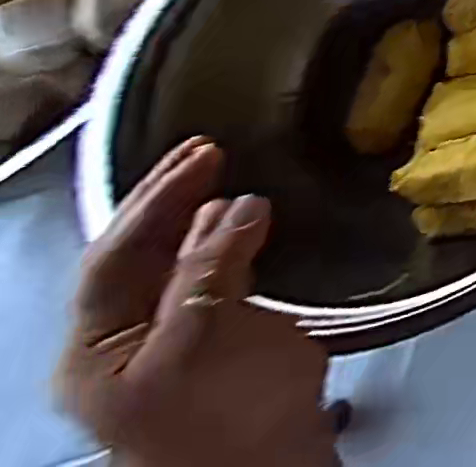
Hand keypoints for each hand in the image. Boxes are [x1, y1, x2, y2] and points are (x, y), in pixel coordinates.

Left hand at [57, 137, 337, 466]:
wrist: (267, 457)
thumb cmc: (222, 413)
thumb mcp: (204, 347)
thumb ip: (213, 275)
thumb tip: (239, 203)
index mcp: (98, 347)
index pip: (116, 260)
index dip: (155, 204)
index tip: (202, 156)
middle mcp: (126, 332)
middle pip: (136, 255)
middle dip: (166, 199)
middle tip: (206, 149)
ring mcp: (176, 327)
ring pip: (174, 258)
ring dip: (198, 212)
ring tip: (222, 171)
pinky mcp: (226, 321)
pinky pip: (216, 266)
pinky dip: (229, 234)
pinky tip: (244, 216)